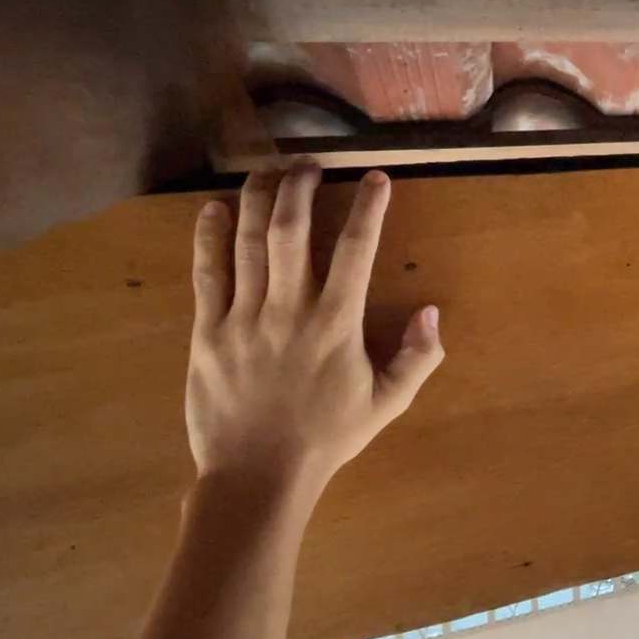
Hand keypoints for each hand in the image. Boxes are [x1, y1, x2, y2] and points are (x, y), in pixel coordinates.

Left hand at [185, 164, 444, 493]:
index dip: (369, 209)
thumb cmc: (330, 435)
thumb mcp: (390, 400)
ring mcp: (242, 318)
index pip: (355, 250)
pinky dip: (208, 237)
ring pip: (246, 244)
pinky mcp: (207, 332)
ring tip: (269, 170)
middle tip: (311, 162)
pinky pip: (206, 275)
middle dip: (300, 188)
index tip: (377, 177)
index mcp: (336, 323)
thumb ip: (418, 356)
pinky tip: (212, 208)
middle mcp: (289, 309)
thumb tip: (432, 311)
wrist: (257, 475)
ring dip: (257, 200)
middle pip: (290, 232)